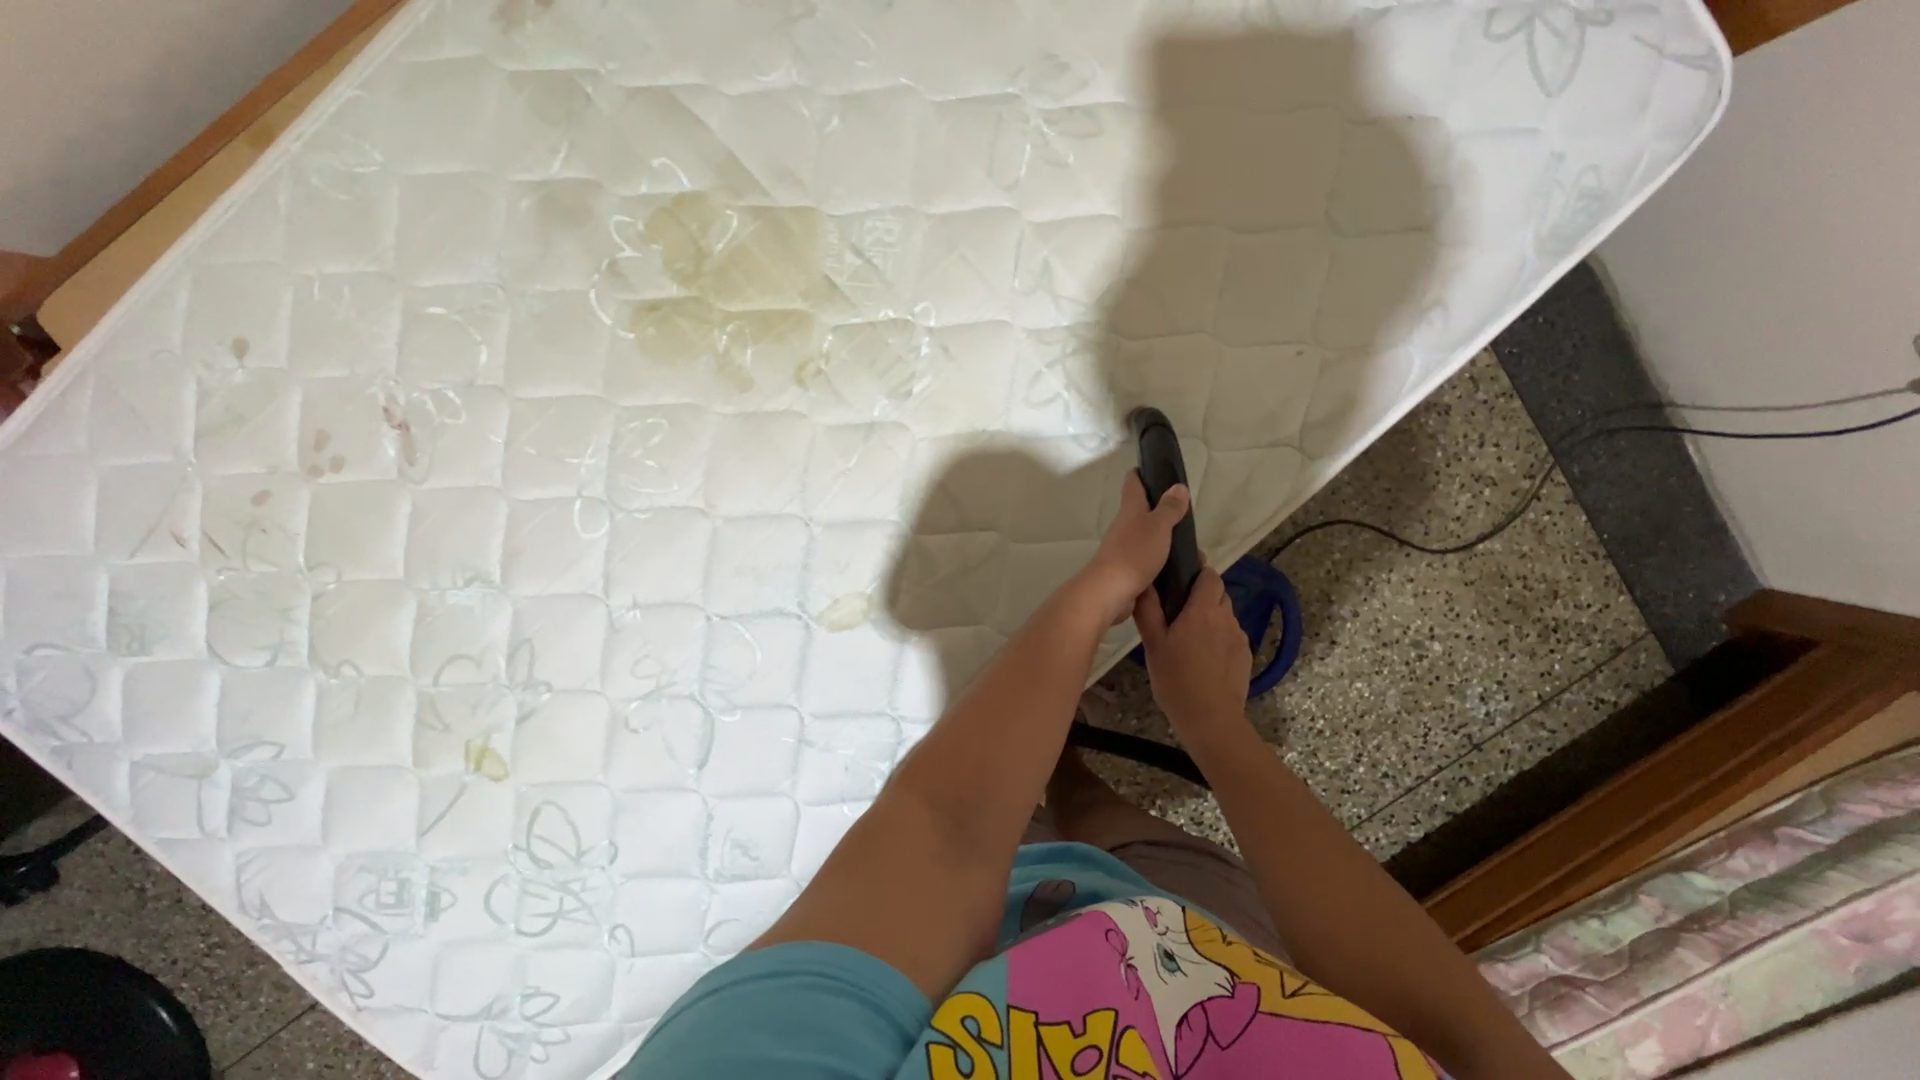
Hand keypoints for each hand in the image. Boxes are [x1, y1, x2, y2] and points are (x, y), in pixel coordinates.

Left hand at [1076, 471, 1191, 625]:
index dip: (1142, 472)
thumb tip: (1178, 486)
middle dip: (1162, 510)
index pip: (1133, 483)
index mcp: (1131, 510)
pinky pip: (1148, 560)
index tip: (1156, 469)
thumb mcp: (1158, 526)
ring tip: (1190, 547)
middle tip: (1186, 515)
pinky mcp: (1127, 570)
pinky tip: (1178, 568)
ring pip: (1147, 538)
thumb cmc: (1134, 553)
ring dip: (1165, 539)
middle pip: (1141, 511)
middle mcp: (1124, 526)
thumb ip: (1169, 508)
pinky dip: (1162, 561)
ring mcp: (1124, 549)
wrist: (1110, 592)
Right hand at [1134, 567, 1252, 753]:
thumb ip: (1148, 610)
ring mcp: (1239, 637)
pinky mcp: (1245, 656)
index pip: (1210, 575)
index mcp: (1202, 610)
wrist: (1211, 718)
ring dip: (1210, 619)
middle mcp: (1225, 618)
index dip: (1199, 571)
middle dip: (1202, 596)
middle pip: (1218, 594)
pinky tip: (1204, 659)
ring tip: (1189, 639)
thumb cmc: (1176, 679)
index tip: (1183, 576)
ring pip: (1225, 616)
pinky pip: (1231, 637)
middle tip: (1178, 613)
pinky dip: (1219, 639)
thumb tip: (1144, 582)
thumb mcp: (1153, 644)